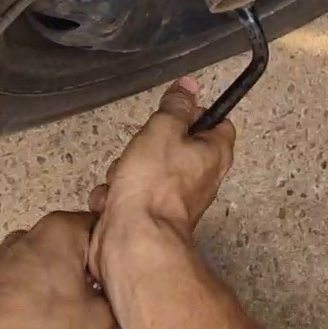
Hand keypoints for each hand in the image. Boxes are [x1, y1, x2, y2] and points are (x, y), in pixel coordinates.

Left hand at [0, 210, 114, 328]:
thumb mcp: (96, 323)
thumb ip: (119, 301)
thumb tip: (122, 297)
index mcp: (61, 228)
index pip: (105, 229)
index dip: (115, 258)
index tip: (117, 284)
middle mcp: (31, 231)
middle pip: (74, 247)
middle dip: (85, 275)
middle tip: (93, 307)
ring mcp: (1, 254)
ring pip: (44, 266)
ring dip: (55, 287)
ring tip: (58, 322)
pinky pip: (17, 283)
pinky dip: (27, 300)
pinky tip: (27, 328)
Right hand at [88, 75, 236, 280]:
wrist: (132, 242)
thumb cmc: (153, 187)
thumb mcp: (163, 129)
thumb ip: (176, 106)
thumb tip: (189, 86)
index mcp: (214, 154)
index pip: (216, 122)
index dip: (194, 112)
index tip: (174, 110)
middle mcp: (199, 178)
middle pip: (174, 144)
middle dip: (147, 144)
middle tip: (141, 149)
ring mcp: (173, 199)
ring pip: (145, 169)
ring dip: (124, 171)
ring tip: (122, 180)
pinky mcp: (147, 217)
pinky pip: (128, 195)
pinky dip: (115, 196)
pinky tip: (111, 201)